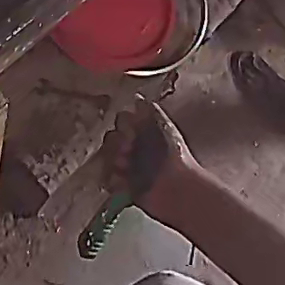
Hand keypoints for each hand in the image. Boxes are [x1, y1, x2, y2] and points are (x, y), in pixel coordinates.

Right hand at [103, 97, 205, 228]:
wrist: (179, 187)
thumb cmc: (174, 155)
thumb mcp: (165, 128)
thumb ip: (151, 111)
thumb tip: (136, 97)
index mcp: (141, 132)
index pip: (121, 121)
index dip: (123, 125)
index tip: (131, 132)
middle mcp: (131, 148)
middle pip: (109, 139)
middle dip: (117, 145)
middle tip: (128, 152)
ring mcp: (126, 167)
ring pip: (105, 159)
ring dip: (114, 162)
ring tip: (127, 168)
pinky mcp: (122, 187)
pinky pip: (107, 180)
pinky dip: (114, 181)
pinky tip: (125, 182)